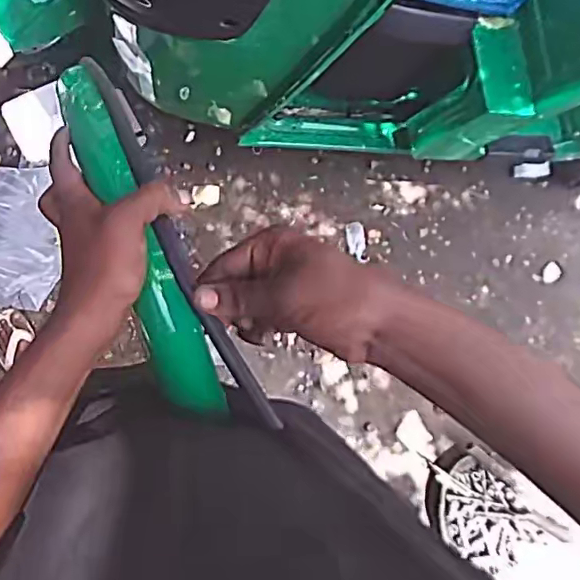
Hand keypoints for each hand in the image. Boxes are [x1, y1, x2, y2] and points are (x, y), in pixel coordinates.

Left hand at [38, 129, 180, 336]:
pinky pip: (106, 234)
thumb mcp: (129, 219)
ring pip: (87, 211)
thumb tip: (174, 196)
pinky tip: (146, 230)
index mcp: (71, 200)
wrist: (94, 316)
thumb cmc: (100, 269)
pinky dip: (122, 228)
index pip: (60, 159)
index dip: (64, 140)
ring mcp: (82, 240)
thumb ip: (153, 198)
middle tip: (106, 167)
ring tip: (136, 196)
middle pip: (66, 187)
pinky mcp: (96, 259)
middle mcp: (72, 218)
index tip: (73, 127)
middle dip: (82, 174)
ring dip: (106, 201)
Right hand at [195, 226, 398, 362]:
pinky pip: (260, 317)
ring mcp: (282, 286)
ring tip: (259, 329)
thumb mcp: (280, 297)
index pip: (225, 263)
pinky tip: (266, 335)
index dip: (211, 287)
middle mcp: (274, 261)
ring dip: (245, 320)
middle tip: (233, 323)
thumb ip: (237, 298)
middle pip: (232, 284)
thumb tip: (200, 297)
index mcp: (271, 244)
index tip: (198, 310)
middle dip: (230, 306)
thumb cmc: (339, 297)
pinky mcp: (290, 308)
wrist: (381, 325)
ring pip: (245, 304)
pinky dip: (259, 327)